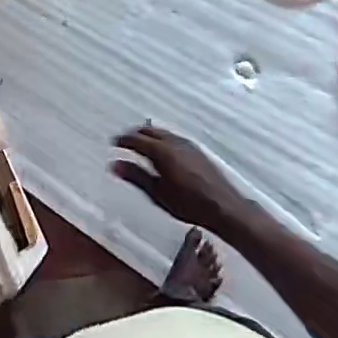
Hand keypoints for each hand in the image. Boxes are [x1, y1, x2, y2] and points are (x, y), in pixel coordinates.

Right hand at [111, 126, 251, 233]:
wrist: (223, 207)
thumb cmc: (188, 204)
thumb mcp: (157, 193)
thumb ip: (135, 176)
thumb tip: (115, 164)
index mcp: (161, 151)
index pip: (135, 139)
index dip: (122, 140)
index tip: (114, 143)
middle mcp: (173, 142)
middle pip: (148, 130)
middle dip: (134, 134)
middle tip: (125, 142)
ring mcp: (187, 144)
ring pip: (161, 132)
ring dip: (148, 136)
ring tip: (141, 146)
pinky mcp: (196, 150)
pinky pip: (172, 137)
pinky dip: (161, 139)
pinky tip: (162, 152)